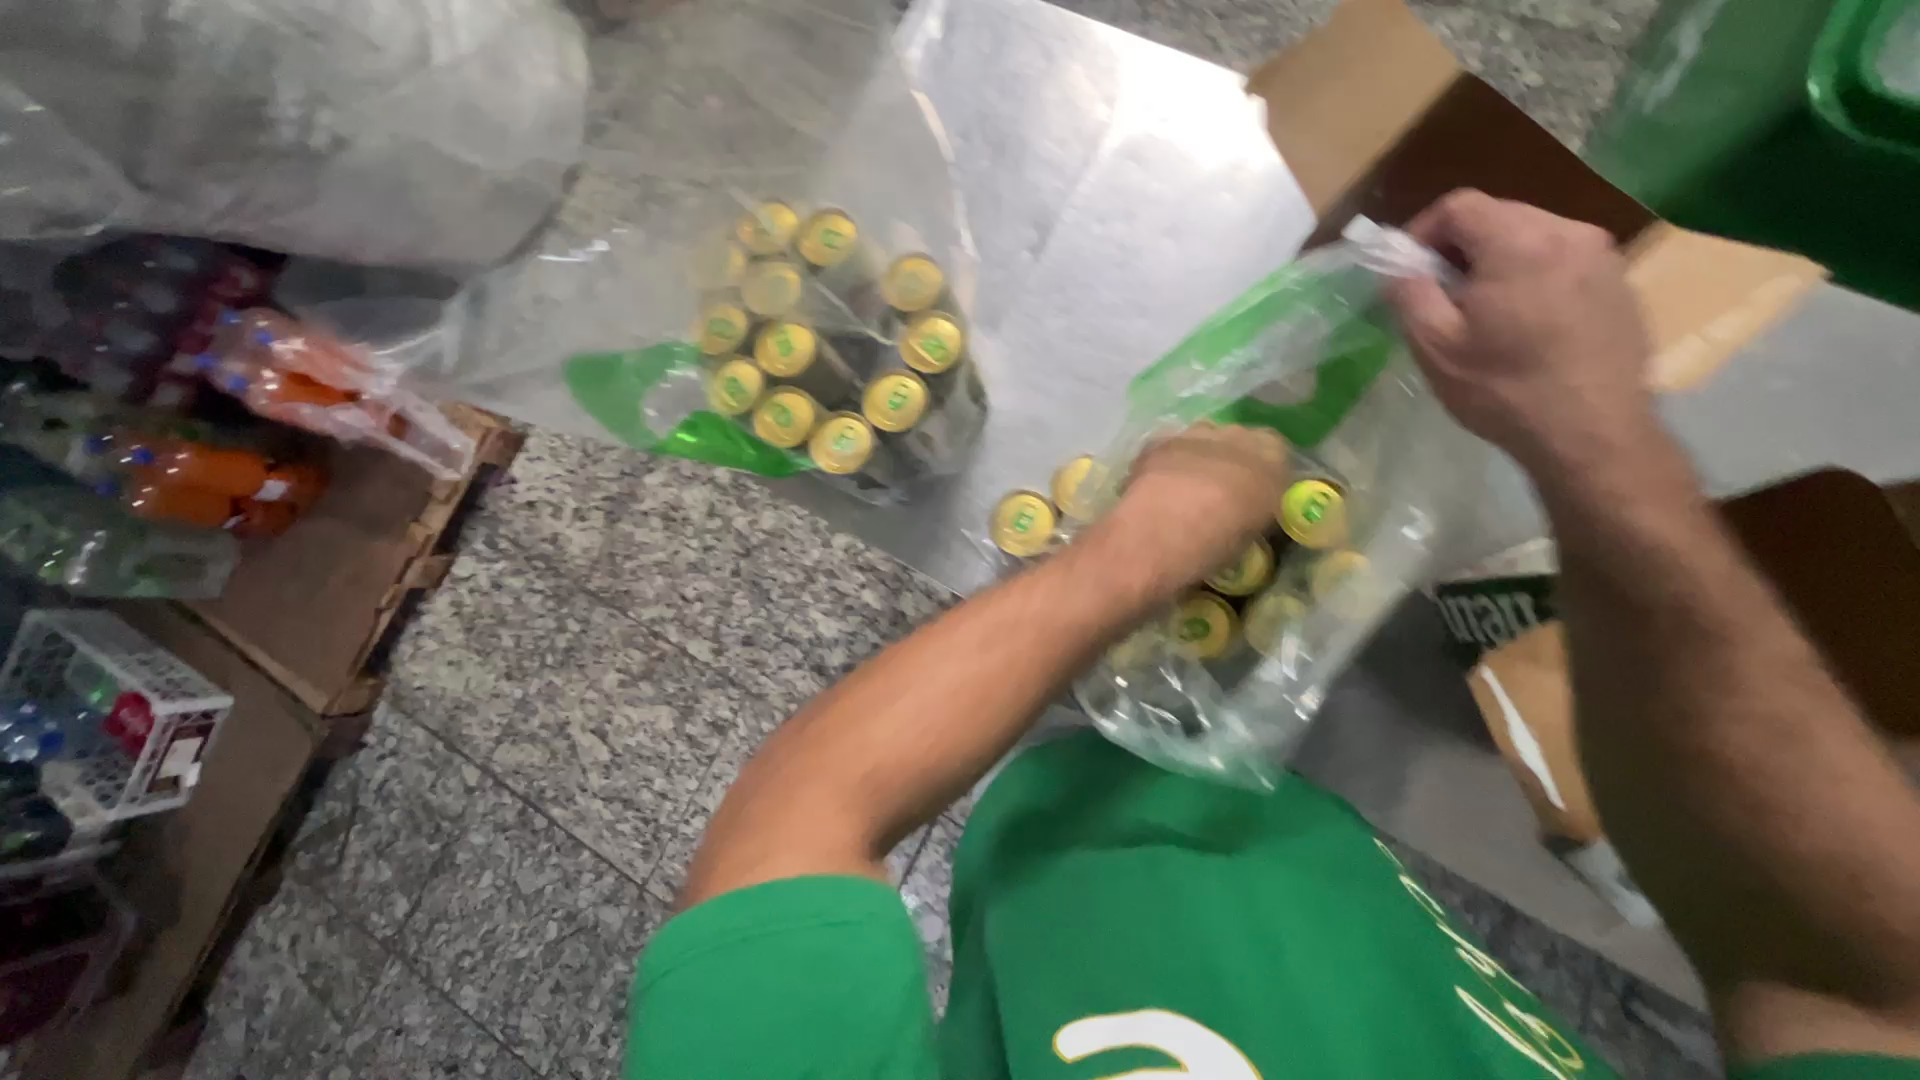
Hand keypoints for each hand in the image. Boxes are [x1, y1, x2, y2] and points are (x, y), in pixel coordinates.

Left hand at [1078, 422, 1289, 607]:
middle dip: (1229, 460)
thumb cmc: (1216, 542)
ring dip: (1196, 456)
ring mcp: (1196, 433)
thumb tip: (1246, 510)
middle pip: (1238, 441)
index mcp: (1274, 460)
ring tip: (1183, 488)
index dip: (1262, 473)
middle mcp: (1239, 436)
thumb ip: (1255, 511)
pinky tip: (1155, 486)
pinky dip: (1165, 462)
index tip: (1252, 493)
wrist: (1161, 530)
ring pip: (1202, 438)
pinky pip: (1168, 447)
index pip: (1278, 455)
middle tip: (1216, 491)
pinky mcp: (1159, 439)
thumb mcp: (1251, 533)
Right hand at [1384, 190, 1659, 471]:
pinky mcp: (1620, 283)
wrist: (1591, 433)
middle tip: (1437, 295)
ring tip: (1479, 313)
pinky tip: (1523, 325)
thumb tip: (1397, 266)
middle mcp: (1569, 232)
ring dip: (1496, 263)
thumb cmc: (1503, 389)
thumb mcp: (1435, 345)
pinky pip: (1563, 261)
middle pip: (1499, 216)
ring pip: (1533, 237)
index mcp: (1519, 242)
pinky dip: (1532, 278)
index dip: (1421, 231)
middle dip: (1459, 248)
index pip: (1459, 205)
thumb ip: (1409, 293)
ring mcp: (1603, 256)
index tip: (1406, 272)